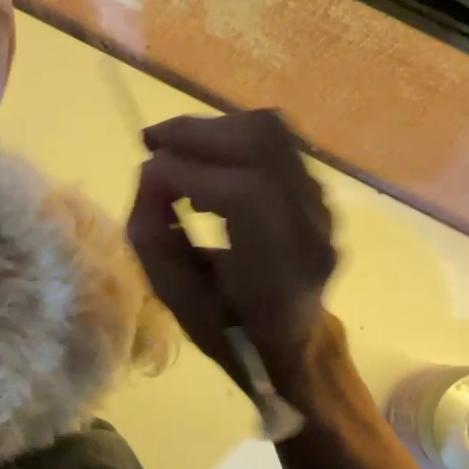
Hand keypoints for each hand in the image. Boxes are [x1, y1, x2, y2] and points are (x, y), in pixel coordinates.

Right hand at [125, 110, 336, 384]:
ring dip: (212, 130)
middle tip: (152, 142)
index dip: (189, 174)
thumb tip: (150, 174)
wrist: (292, 338)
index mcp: (279, 275)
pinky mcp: (317, 190)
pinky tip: (200, 159)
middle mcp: (311, 230)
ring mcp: (322, 206)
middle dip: (198, 135)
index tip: (146, 173)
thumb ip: (154, 239)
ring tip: (172, 146)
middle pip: (262, 146)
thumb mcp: (176, 300)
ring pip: (271, 134)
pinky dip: (229, 139)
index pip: (245, 194)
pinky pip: (275, 142)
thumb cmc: (228, 328)